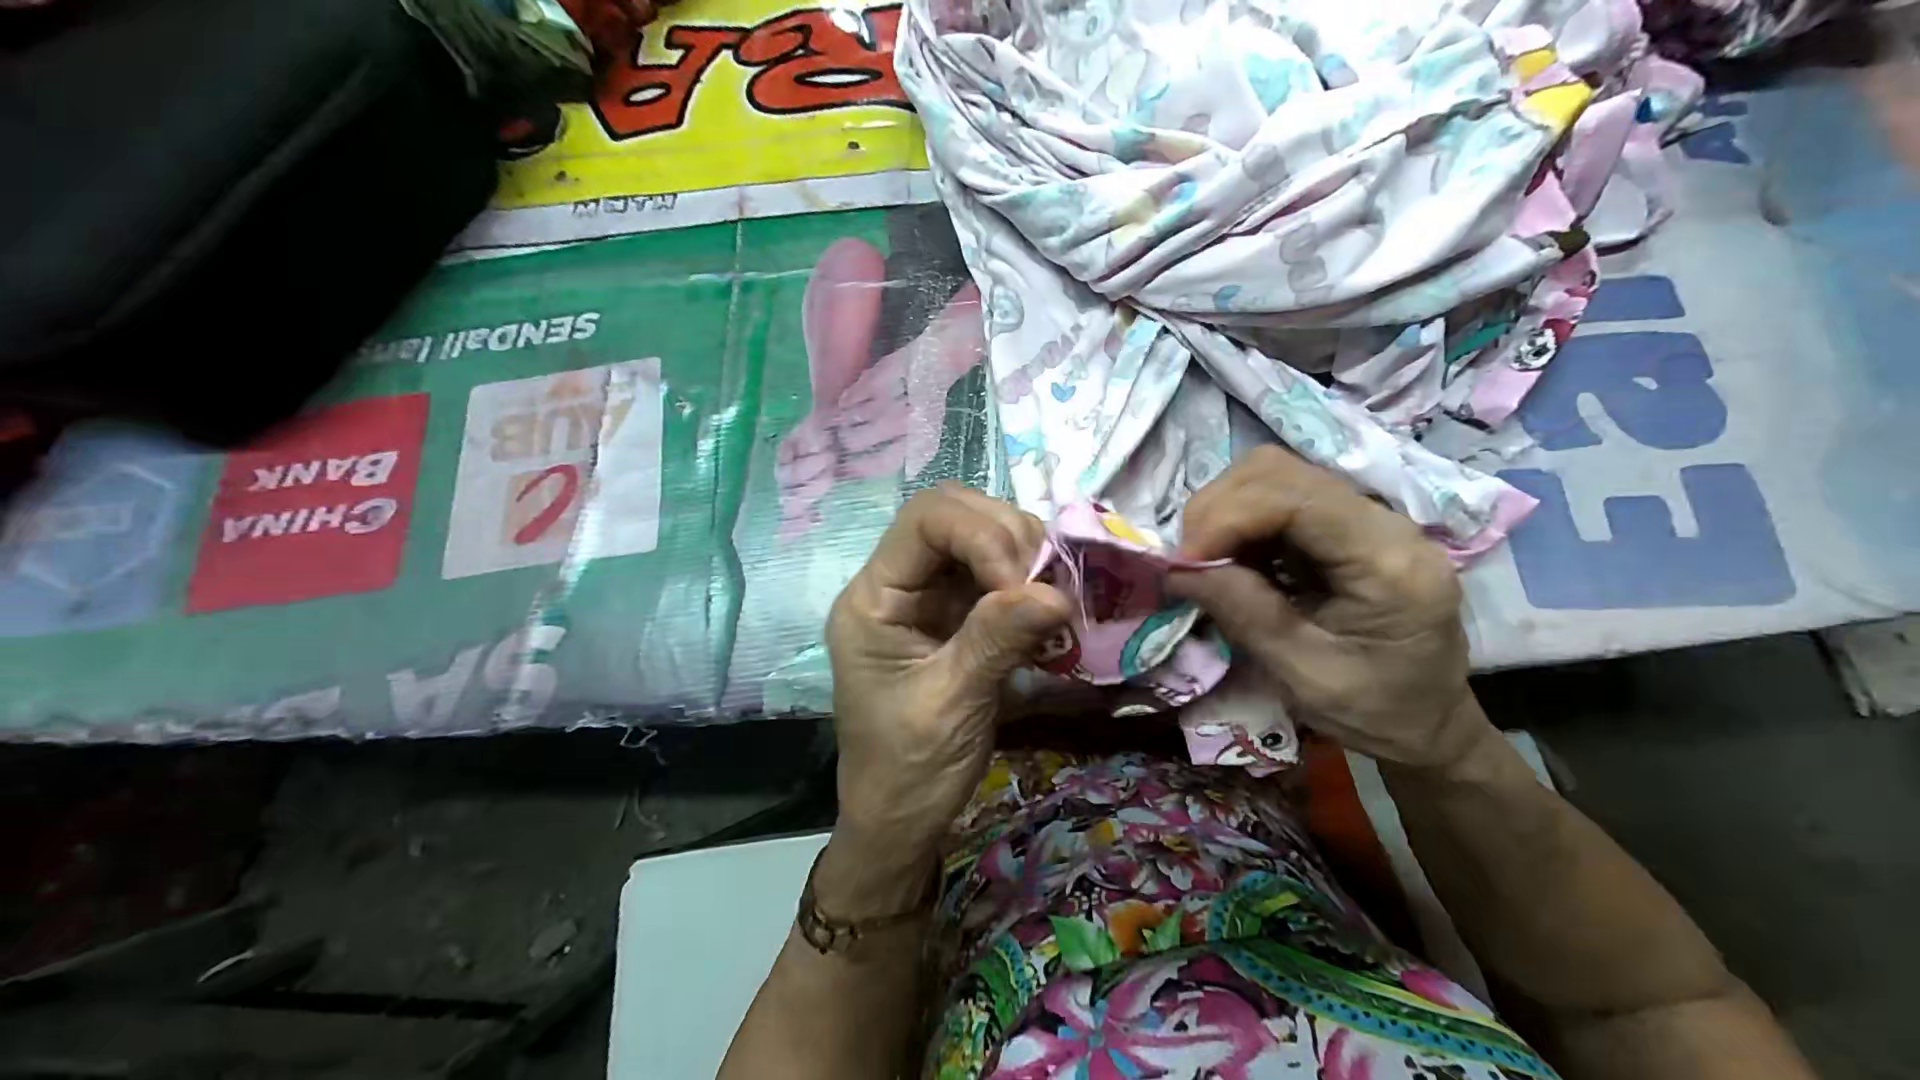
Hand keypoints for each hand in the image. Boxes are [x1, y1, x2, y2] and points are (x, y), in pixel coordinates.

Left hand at [824, 486, 1069, 895]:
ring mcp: (929, 597)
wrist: (900, 819)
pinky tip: (1050, 613)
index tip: (1021, 586)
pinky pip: (997, 575)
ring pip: (981, 538)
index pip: (925, 520)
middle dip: (1008, 538)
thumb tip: (1055, 591)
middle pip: (955, 516)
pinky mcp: (957, 615)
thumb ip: (995, 641)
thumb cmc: (908, 769)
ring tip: (1053, 601)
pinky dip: (1030, 583)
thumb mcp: (951, 705)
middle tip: (1047, 586)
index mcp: (873, 599)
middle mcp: (898, 584)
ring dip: (1026, 557)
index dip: (981, 536)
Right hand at [1167, 446, 1487, 768]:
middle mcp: (1384, 522)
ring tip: (1207, 561)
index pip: (1297, 499)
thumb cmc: (1373, 709)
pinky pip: (1276, 495)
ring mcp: (1365, 516)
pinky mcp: (1344, 522)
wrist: (1426, 720)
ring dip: (1223, 511)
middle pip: (1279, 471)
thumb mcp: (1302, 674)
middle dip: (1217, 509)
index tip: (1185, 562)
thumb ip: (1243, 612)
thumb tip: (1175, 568)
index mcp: (1388, 563)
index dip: (1227, 517)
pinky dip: (1237, 520)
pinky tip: (1231, 558)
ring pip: (1272, 474)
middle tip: (1189, 562)